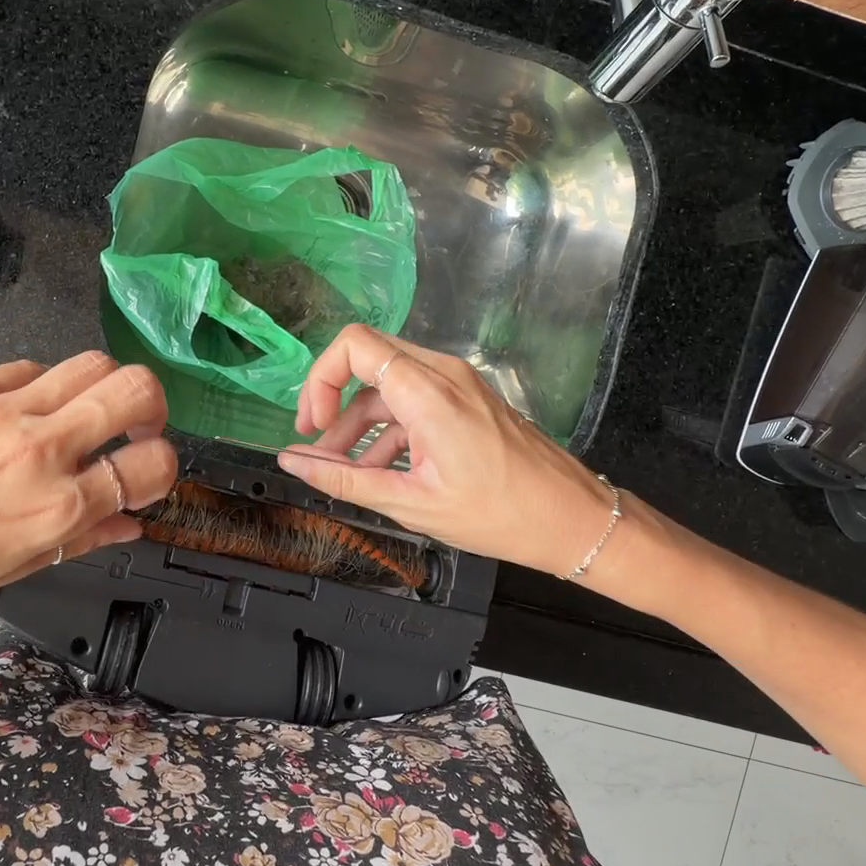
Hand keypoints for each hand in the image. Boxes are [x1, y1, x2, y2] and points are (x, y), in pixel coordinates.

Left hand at [0, 352, 177, 632]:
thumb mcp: (11, 569)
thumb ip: (81, 539)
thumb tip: (129, 522)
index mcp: (54, 507)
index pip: (152, 465)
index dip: (164, 470)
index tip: (146, 477)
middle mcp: (39, 448)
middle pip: (137, 389)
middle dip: (154, 408)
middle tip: (138, 430)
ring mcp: (3, 409)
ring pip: (93, 362)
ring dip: (107, 387)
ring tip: (91, 413)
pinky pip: (32, 368)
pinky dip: (48, 385)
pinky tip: (32, 410)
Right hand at [277, 324, 616, 575]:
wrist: (573, 520)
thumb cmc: (499, 515)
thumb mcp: (410, 503)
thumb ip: (344, 479)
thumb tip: (292, 461)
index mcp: (428, 393)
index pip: (355, 345)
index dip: (320, 378)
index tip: (313, 425)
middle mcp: (443, 374)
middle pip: (367, 358)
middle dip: (331, 396)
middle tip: (314, 439)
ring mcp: (457, 383)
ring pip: (387, 382)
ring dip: (357, 419)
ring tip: (341, 467)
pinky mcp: (465, 398)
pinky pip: (411, 397)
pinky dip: (386, 426)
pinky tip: (377, 468)